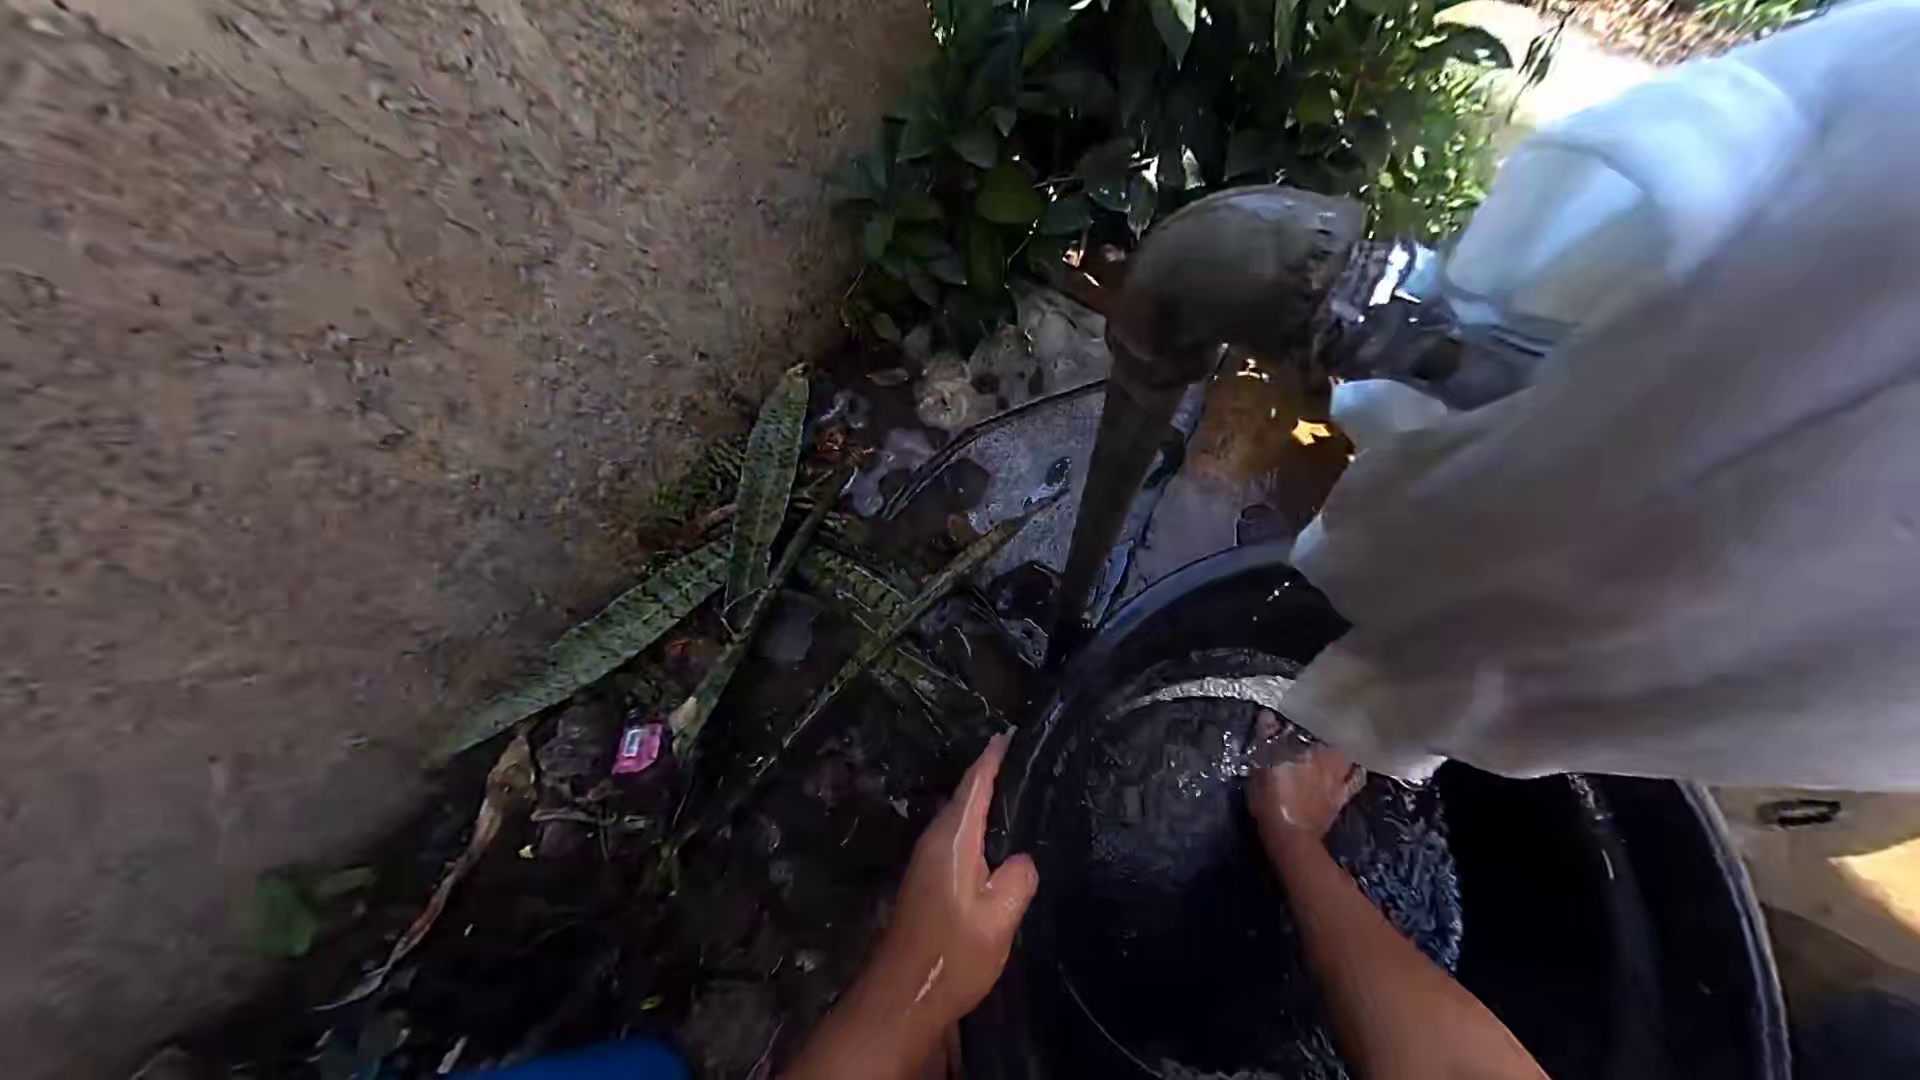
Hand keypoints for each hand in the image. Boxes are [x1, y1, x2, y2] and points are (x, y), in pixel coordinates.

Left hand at [865, 732, 1038, 1026]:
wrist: (903, 994)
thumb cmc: (952, 954)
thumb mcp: (998, 919)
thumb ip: (1018, 879)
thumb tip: (1021, 858)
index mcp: (954, 838)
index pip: (975, 784)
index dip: (992, 758)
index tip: (1008, 734)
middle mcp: (936, 839)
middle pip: (965, 794)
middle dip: (989, 772)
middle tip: (1021, 758)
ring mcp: (927, 857)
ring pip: (959, 814)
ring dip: (982, 798)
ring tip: (1014, 790)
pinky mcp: (927, 875)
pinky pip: (956, 834)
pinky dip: (975, 822)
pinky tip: (994, 836)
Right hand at [1248, 710, 1364, 844]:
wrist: (1290, 838)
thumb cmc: (1272, 798)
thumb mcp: (1262, 766)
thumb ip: (1266, 740)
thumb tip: (1268, 716)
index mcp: (1312, 755)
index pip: (1325, 733)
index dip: (1327, 722)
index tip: (1325, 714)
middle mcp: (1331, 768)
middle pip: (1343, 749)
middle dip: (1341, 739)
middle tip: (1332, 732)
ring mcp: (1339, 787)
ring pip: (1353, 766)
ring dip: (1350, 758)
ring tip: (1342, 751)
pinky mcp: (1340, 803)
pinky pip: (1352, 784)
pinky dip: (1353, 776)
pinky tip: (1346, 774)